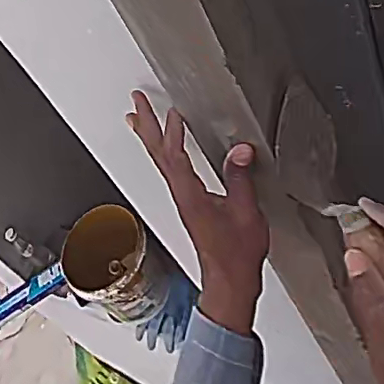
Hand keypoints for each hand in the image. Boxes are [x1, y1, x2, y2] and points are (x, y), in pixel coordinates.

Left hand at [126, 91, 268, 334]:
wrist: (229, 282)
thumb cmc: (236, 254)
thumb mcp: (246, 214)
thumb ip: (241, 180)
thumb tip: (240, 150)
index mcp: (191, 195)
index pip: (175, 157)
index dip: (174, 134)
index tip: (173, 112)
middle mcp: (181, 194)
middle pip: (157, 153)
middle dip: (146, 124)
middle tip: (137, 101)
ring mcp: (183, 198)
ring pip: (159, 160)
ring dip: (148, 136)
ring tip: (137, 117)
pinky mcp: (188, 202)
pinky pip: (169, 169)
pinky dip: (162, 151)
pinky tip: (164, 147)